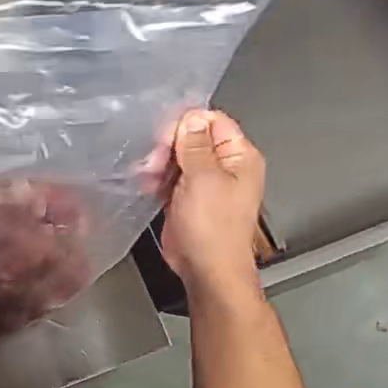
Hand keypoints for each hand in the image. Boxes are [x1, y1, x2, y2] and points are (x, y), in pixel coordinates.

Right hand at [160, 110, 265, 301]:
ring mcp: (205, 186)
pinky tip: (147, 186)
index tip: (165, 136)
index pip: (213, 122)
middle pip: (192, 140)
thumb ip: (195, 145)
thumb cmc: (214, 230)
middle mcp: (225, 169)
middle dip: (168, 148)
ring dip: (159, 166)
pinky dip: (157, 181)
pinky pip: (171, 181)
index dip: (187, 124)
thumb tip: (191, 119)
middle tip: (154, 161)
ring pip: (178, 161)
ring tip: (148, 177)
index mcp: (239, 157)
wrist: (206, 268)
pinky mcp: (188, 201)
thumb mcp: (203, 178)